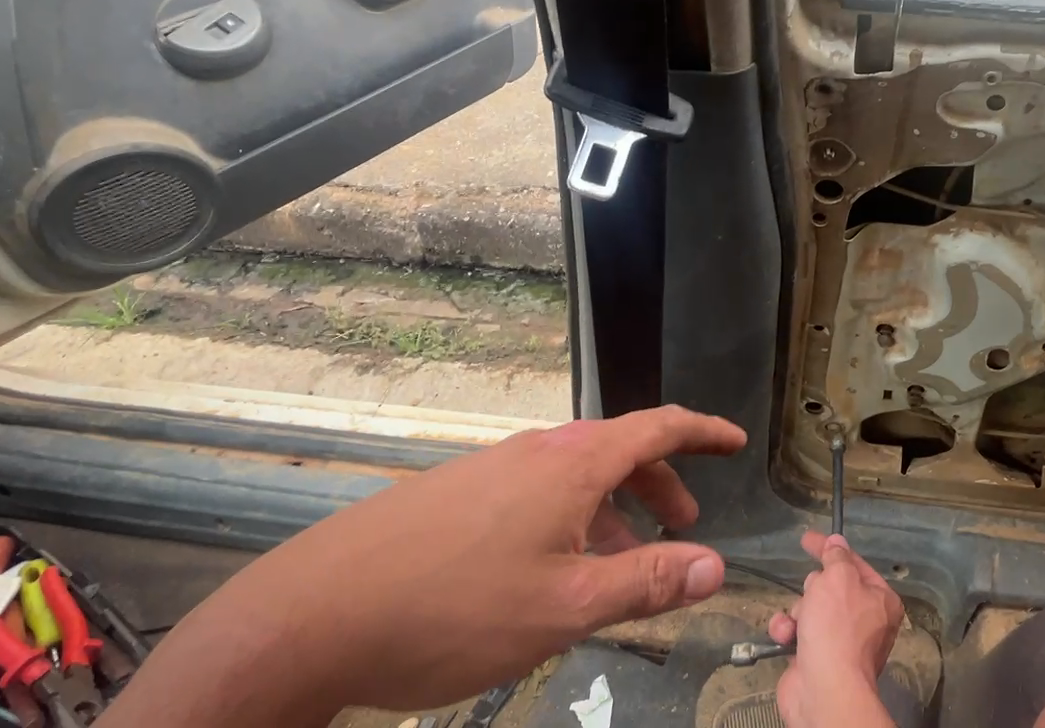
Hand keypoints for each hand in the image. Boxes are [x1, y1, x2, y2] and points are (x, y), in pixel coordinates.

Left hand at [98, 406, 747, 726]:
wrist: (309, 616)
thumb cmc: (454, 610)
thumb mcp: (566, 607)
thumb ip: (647, 582)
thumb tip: (716, 566)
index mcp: (573, 464)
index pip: (657, 428)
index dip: (703, 432)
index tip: (735, 441)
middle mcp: (535, 451)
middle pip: (618, 450)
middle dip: (660, 484)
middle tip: (682, 528)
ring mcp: (489, 468)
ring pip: (574, 475)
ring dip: (613, 508)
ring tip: (619, 562)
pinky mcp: (453, 493)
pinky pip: (535, 491)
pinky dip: (569, 518)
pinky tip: (548, 569)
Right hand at [766, 533, 903, 727]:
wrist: (824, 690)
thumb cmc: (838, 627)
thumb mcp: (839, 578)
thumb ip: (836, 556)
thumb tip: (837, 542)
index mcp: (880, 600)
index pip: (854, 563)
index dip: (831, 547)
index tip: (807, 538)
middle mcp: (864, 621)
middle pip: (830, 587)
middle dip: (814, 588)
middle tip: (813, 595)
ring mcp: (840, 642)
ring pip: (809, 608)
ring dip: (798, 611)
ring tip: (799, 624)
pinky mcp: (816, 658)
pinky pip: (797, 632)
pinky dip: (787, 632)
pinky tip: (786, 637)